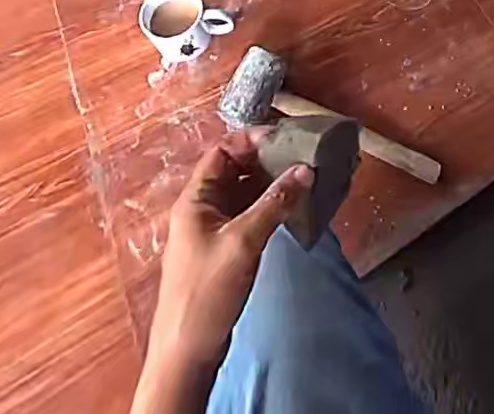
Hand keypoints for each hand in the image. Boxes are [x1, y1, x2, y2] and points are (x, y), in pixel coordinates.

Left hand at [131, 129, 312, 413]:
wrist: (187, 355)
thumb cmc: (207, 292)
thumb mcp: (243, 242)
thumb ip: (275, 203)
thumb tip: (305, 169)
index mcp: (195, 199)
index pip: (222, 151)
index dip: (250, 140)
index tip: (284, 139)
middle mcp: (203, 208)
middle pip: (235, 169)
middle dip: (267, 160)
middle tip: (301, 156)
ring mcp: (214, 229)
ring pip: (245, 192)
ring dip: (271, 183)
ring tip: (303, 177)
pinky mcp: (225, 247)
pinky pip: (249, 213)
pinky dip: (270, 205)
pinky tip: (292, 206)